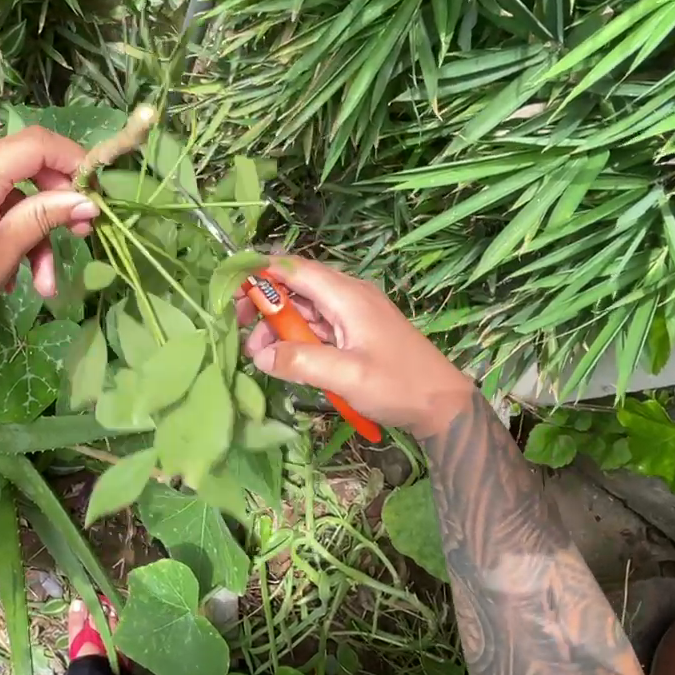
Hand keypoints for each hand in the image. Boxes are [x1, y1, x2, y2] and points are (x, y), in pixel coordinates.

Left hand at [0, 127, 97, 349]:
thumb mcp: (5, 252)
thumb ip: (46, 217)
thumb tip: (88, 201)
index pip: (35, 144)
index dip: (72, 161)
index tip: (96, 193)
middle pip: (21, 164)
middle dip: (54, 202)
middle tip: (81, 234)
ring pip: (5, 192)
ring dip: (30, 232)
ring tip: (43, 283)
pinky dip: (3, 232)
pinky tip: (10, 276)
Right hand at [237, 257, 476, 438]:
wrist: (443, 406)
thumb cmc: (399, 386)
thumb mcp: (347, 377)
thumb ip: (301, 362)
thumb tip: (262, 356)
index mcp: (348, 296)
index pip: (295, 269)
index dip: (261, 273)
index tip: (231, 289)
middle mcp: (349, 297)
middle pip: (296, 287)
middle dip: (264, 304)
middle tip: (239, 327)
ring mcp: (352, 315)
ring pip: (304, 310)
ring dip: (278, 327)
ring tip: (258, 355)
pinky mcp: (354, 333)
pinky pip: (316, 327)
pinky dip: (295, 339)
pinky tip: (281, 359)